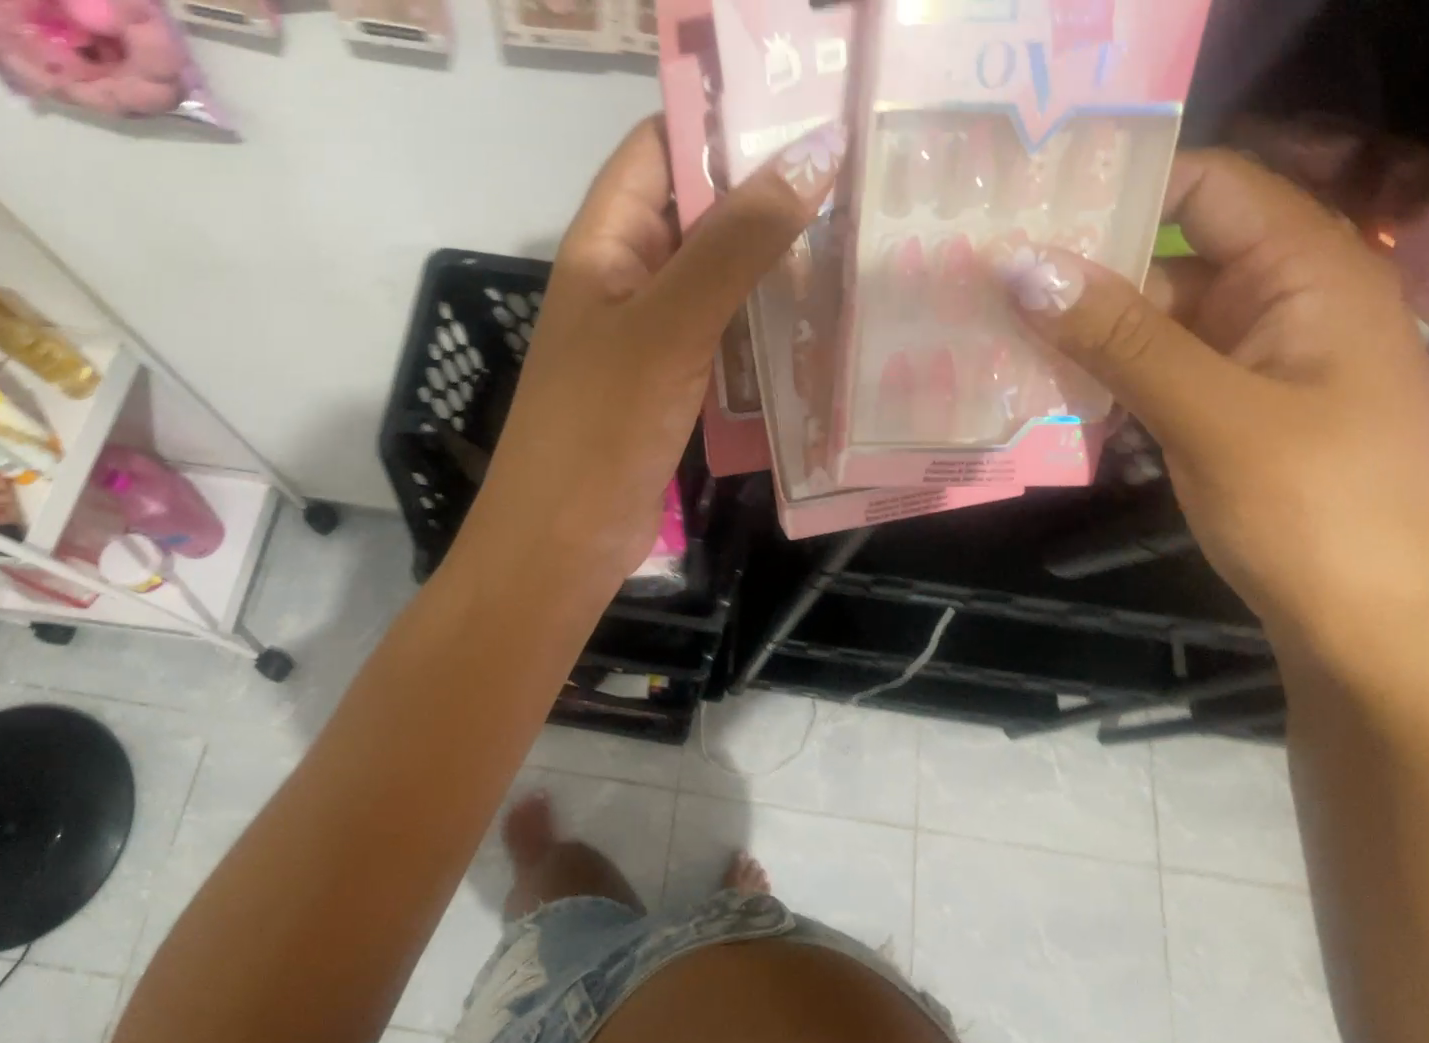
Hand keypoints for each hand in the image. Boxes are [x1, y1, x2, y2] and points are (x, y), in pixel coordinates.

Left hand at [453, 117, 842, 589]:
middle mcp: (625, 278)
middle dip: (771, 192)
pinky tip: (830, 320)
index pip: (661, 147)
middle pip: (699, 211)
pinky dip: (769, 325)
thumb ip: (736, 242)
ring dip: (779, 263)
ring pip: (720, 278)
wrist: (560, 546)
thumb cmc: (599, 429)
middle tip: (868, 175)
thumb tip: (816, 151)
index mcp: (604, 243)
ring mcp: (650, 336)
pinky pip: (727, 337)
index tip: (814, 110)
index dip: (726, 120)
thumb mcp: (668, 326)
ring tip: (868, 237)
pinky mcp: (673, 387)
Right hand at [1001, 150, 1428, 653]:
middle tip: (977, 274)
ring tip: (983, 328)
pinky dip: (1095, 376)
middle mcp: (1280, 300)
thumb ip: (1117, 337)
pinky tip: (1030, 386)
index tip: (1022, 206)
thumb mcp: (1212, 414)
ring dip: (1075, 328)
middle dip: (1077, 264)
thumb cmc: (1318, 510)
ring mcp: (1251, 360)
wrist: (1378, 634)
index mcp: (1308, 270)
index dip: (1119, 183)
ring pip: (1148, 320)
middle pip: (1166, 252)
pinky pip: (1149, 373)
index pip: (1206, 186)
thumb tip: (1019, 264)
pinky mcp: (1225, 412)